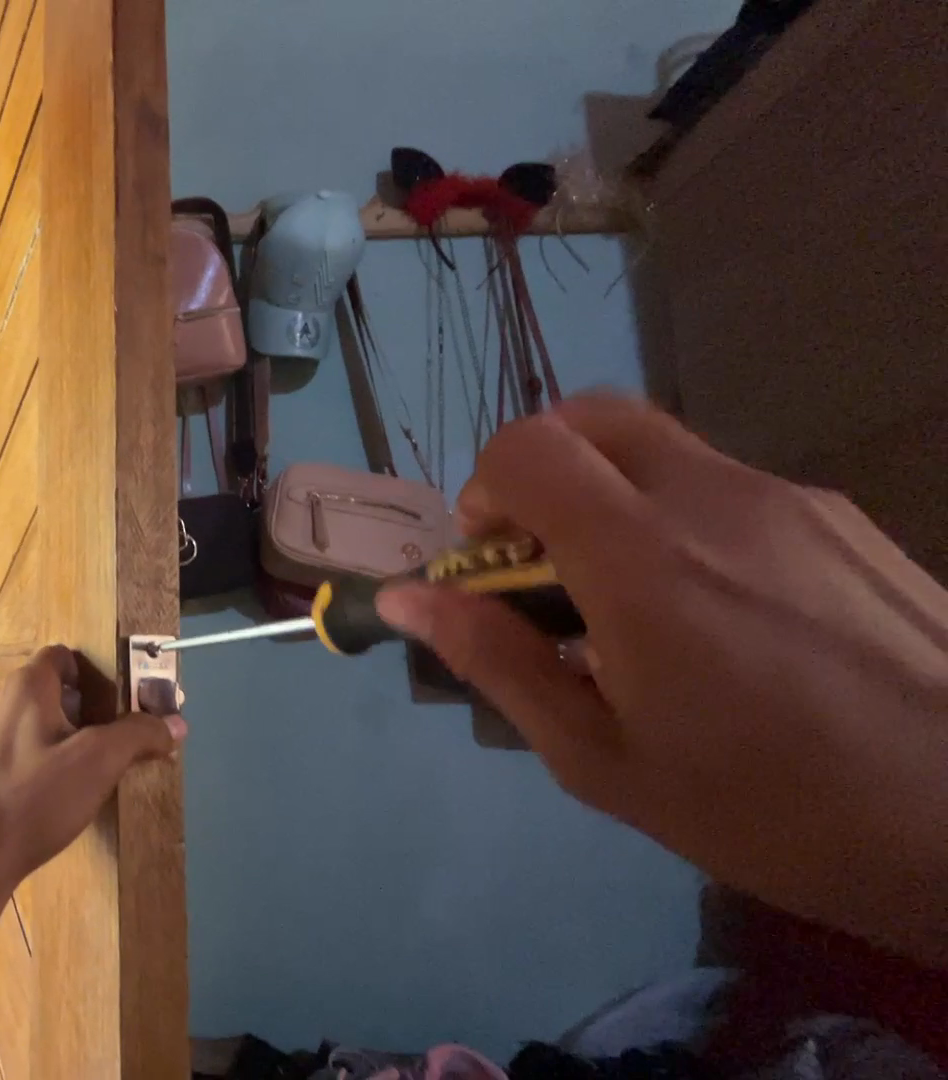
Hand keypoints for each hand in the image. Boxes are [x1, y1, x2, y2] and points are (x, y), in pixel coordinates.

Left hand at [0, 645, 185, 890]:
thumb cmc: (35, 796)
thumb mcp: (98, 761)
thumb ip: (138, 734)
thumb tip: (176, 722)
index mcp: (26, 685)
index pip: (65, 656)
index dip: (99, 673)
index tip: (125, 704)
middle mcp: (3, 700)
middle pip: (57, 689)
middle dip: (94, 710)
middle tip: (122, 742)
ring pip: (43, 721)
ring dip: (75, 737)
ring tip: (100, 771)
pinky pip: (27, 747)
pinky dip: (52, 758)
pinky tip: (66, 792)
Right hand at [376, 395, 947, 965]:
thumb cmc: (769, 808)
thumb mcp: (596, 755)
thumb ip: (492, 657)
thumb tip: (404, 597)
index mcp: (643, 559)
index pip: (527, 448)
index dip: (484, 488)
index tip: (489, 559)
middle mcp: (714, 501)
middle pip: (589, 417)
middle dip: (535, 469)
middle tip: (537, 554)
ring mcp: (790, 502)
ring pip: (654, 447)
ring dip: (601, 494)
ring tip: (622, 598)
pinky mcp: (841, 520)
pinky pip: (718, 483)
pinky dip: (669, 514)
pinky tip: (706, 610)